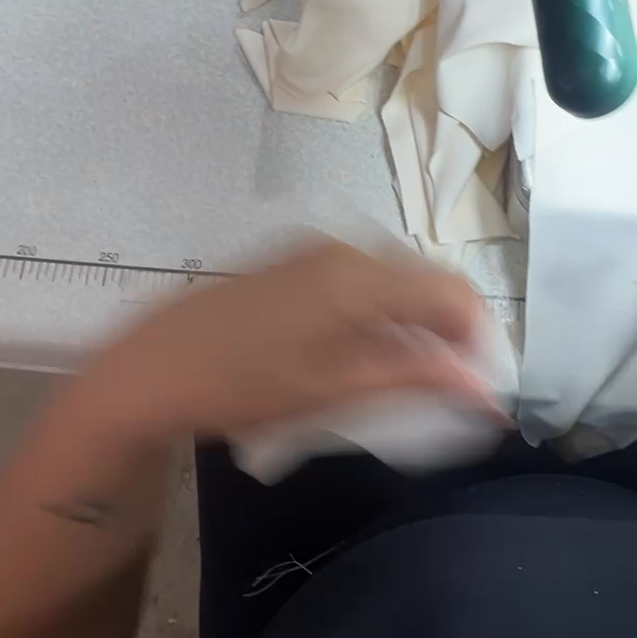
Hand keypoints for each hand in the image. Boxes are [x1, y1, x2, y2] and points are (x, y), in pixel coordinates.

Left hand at [65, 238, 495, 440]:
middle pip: (427, 278)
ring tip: (409, 371)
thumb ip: (417, 379)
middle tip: (449, 385)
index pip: (452, 291)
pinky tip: (366, 344)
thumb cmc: (243, 386)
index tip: (481, 387)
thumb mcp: (335, 390)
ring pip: (395, 276)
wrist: (151, 368)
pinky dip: (381, 308)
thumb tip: (485, 389)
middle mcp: (344, 247)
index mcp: (360, 274)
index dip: (478, 338)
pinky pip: (362, 275)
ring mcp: (316, 248)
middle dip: (449, 330)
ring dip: (415, 319)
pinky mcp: (294, 258)